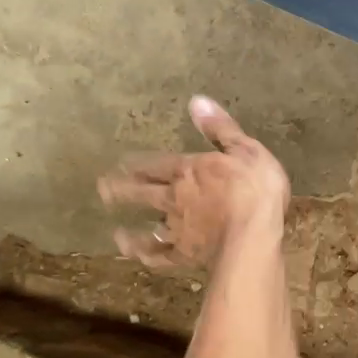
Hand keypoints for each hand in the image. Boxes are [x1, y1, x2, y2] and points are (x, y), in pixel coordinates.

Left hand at [97, 96, 289, 268]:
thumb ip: (221, 129)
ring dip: (132, 228)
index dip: (138, 163)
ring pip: (149, 226)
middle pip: (142, 192)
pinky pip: (162, 256)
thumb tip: (197, 100)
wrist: (252, 233)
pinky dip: (148, 255)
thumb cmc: (254, 189)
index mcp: (188, 171)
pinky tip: (139, 257)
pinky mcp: (185, 253)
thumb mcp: (246, 150)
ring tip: (117, 232)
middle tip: (103, 189)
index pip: (156, 164)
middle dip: (121, 190)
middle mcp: (174, 197)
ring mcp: (177, 227)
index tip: (120, 164)